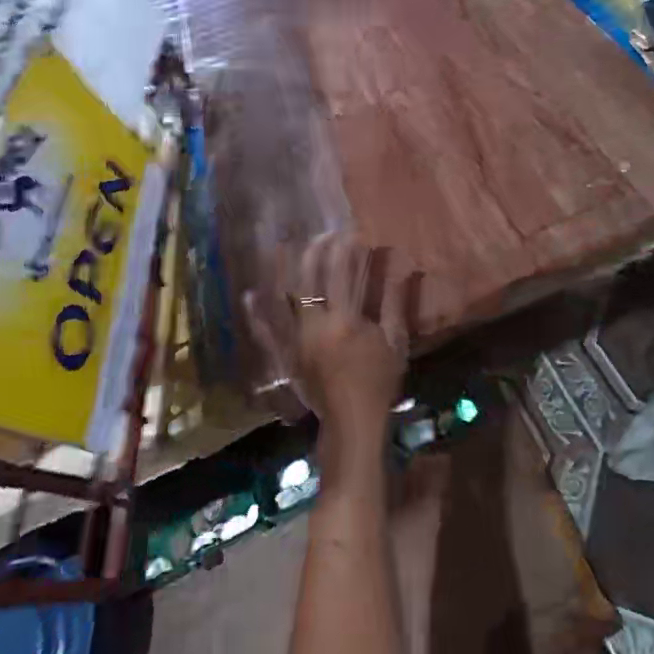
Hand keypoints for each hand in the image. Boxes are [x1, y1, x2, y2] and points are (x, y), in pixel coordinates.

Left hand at [245, 232, 414, 453]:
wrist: (352, 420)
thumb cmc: (379, 381)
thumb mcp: (394, 341)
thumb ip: (395, 303)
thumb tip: (403, 269)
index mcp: (345, 320)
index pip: (343, 274)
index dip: (345, 249)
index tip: (349, 232)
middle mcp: (316, 325)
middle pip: (310, 279)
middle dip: (315, 252)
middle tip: (321, 234)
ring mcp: (296, 340)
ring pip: (284, 298)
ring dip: (282, 270)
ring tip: (281, 245)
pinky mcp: (285, 355)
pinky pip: (266, 333)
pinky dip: (256, 315)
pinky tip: (250, 295)